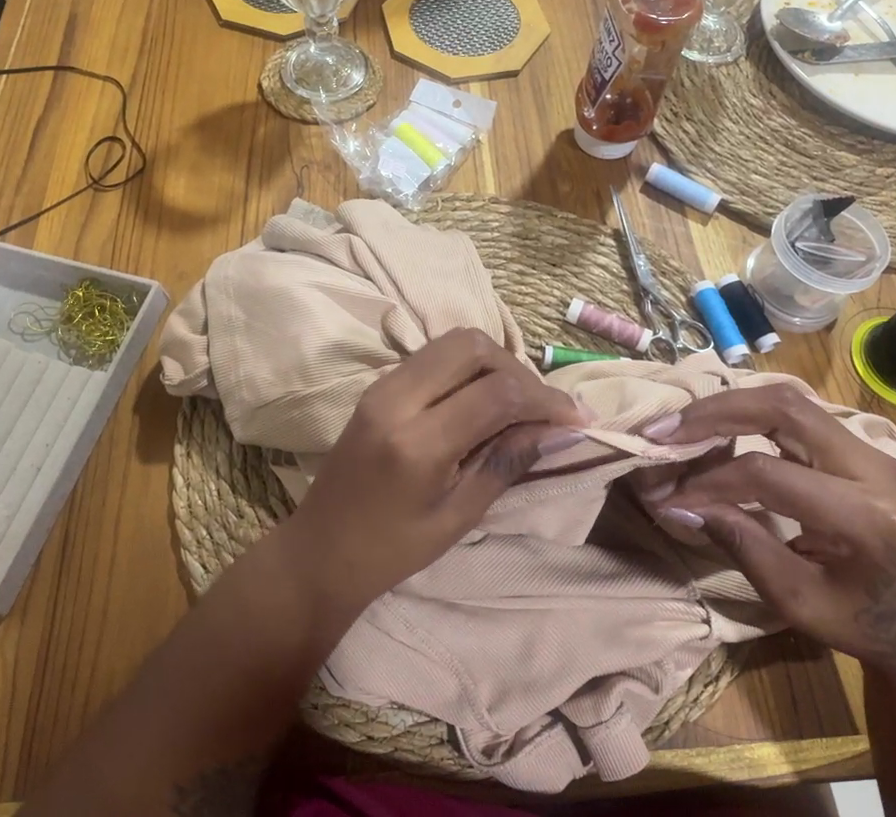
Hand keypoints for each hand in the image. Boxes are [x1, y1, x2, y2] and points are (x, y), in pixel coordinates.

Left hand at [279, 329, 587, 611]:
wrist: (318, 552)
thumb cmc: (390, 551)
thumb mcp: (458, 517)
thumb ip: (506, 463)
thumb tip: (556, 429)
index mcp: (416, 442)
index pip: (496, 392)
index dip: (545, 399)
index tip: (577, 418)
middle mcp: (395, 399)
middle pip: (472, 346)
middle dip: (518, 369)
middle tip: (542, 408)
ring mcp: (381, 387)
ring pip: (452, 343)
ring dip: (493, 363)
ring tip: (518, 403)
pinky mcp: (377, 386)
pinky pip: (433, 356)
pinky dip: (467, 368)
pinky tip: (483, 400)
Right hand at [638, 384, 895, 679]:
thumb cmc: (859, 622)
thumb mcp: (795, 599)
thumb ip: (741, 544)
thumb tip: (678, 505)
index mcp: (865, 517)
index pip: (769, 474)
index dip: (710, 481)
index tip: (669, 497)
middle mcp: (874, 468)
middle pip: (784, 409)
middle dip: (715, 414)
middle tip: (664, 429)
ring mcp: (869, 450)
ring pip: (789, 400)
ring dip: (728, 406)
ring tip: (680, 423)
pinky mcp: (857, 445)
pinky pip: (796, 413)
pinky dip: (748, 414)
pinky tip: (714, 426)